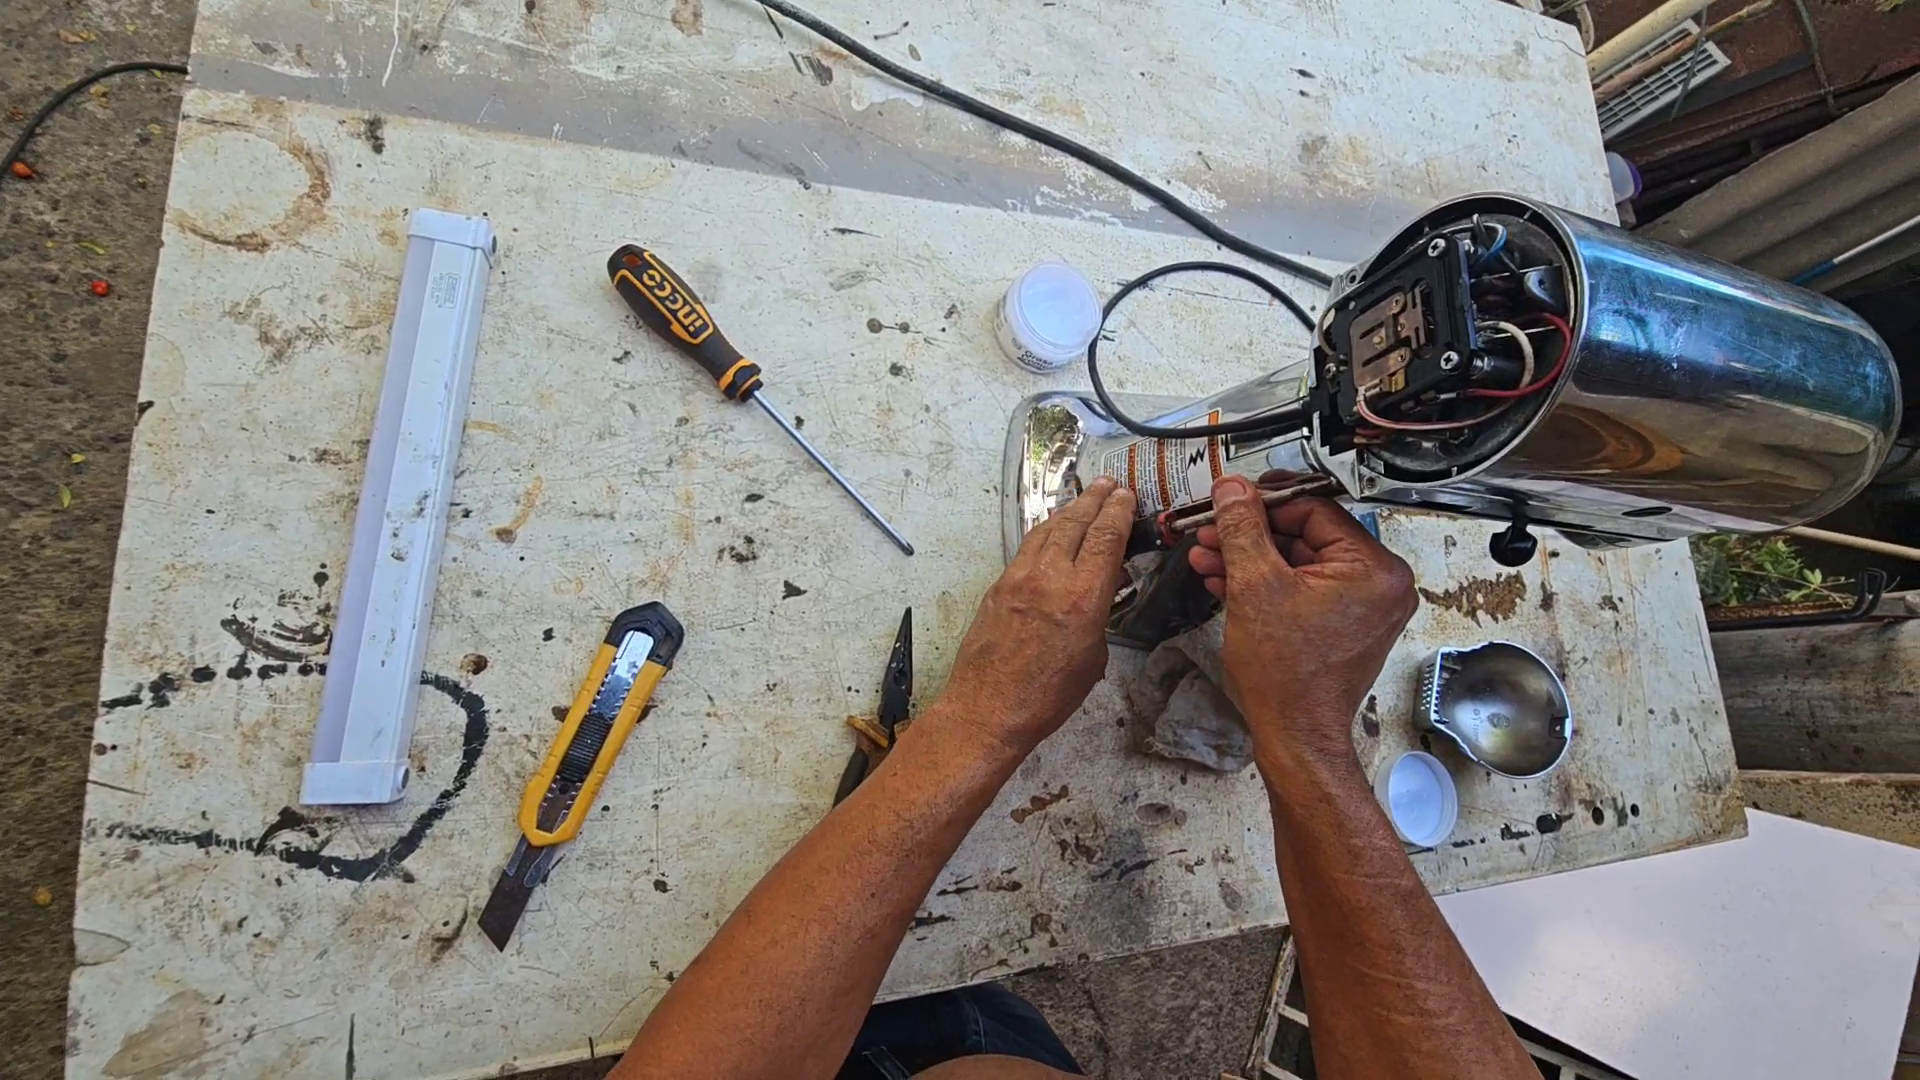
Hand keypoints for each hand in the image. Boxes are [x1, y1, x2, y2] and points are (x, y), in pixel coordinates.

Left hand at [938, 477, 1134, 757]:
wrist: (988, 708)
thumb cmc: (1048, 696)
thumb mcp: (1092, 658)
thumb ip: (1097, 616)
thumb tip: (1095, 594)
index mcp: (1082, 598)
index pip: (1105, 538)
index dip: (1118, 511)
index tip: (1126, 495)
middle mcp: (1049, 578)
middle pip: (1075, 523)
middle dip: (1095, 500)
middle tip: (1109, 485)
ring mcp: (1018, 578)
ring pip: (1046, 530)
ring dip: (1068, 511)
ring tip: (1083, 500)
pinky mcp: (997, 586)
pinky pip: (1025, 548)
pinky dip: (1044, 533)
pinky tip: (1051, 533)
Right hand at [1187, 474, 1415, 771]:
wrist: (1292, 732)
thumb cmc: (1285, 674)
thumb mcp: (1254, 585)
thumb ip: (1242, 529)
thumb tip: (1233, 489)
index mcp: (1373, 568)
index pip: (1313, 510)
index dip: (1263, 504)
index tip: (1228, 501)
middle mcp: (1377, 584)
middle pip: (1302, 535)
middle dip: (1247, 535)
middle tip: (1210, 529)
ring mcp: (1359, 605)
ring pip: (1294, 562)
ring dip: (1247, 557)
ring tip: (1205, 556)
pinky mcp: (1339, 623)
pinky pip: (1298, 587)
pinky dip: (1262, 583)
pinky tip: (1222, 579)